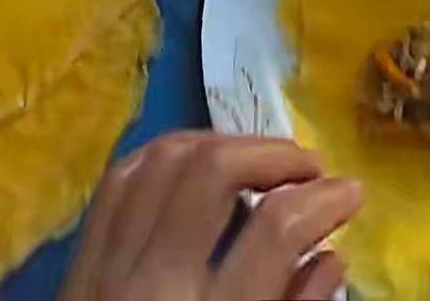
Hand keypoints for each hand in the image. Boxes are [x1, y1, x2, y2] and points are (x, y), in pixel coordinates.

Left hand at [58, 132, 361, 300]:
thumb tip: (332, 254)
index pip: (275, 232)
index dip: (323, 200)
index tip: (350, 189)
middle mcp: (155, 288)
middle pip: (213, 172)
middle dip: (270, 153)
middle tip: (306, 165)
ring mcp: (108, 270)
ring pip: (164, 160)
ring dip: (220, 143)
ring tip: (257, 157)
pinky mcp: (79, 265)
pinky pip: (120, 180)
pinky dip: (163, 156)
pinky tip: (195, 160)